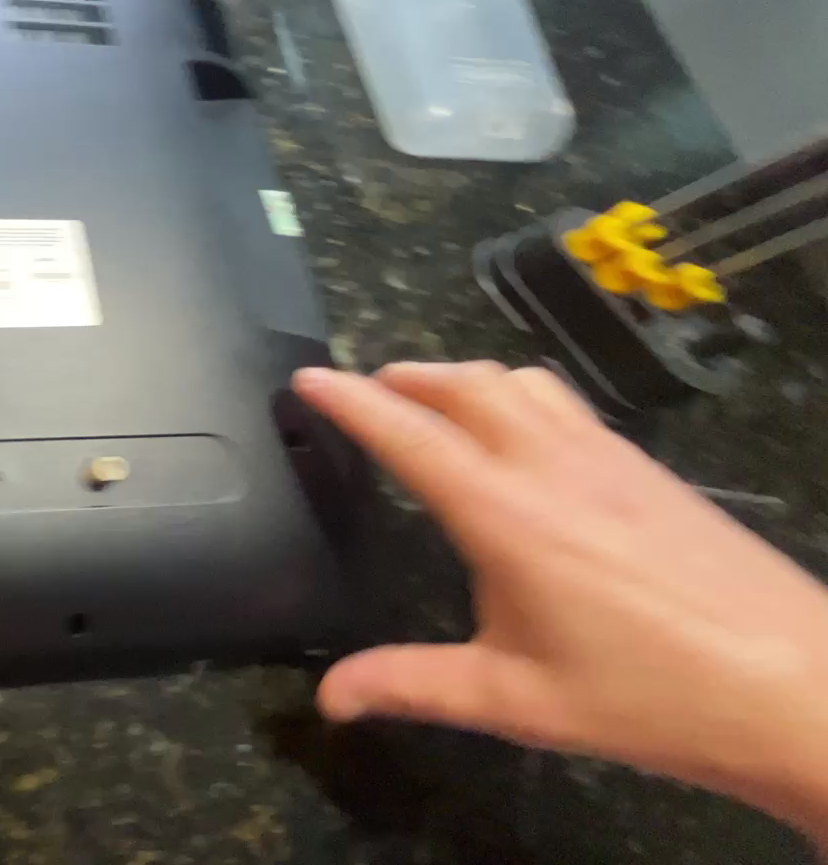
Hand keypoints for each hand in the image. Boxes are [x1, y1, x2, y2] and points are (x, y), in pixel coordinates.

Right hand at [296, 362, 827, 838]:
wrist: (826, 704)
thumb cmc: (657, 699)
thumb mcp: (519, 701)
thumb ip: (412, 686)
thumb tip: (328, 698)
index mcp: (506, 516)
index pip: (409, 435)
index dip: (349, 400)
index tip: (307, 378)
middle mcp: (551, 470)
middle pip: (464, 385)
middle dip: (402, 377)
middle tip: (363, 391)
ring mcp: (607, 461)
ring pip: (516, 382)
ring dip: (457, 377)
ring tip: (427, 398)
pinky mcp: (648, 470)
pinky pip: (561, 402)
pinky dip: (511, 392)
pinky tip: (513, 431)